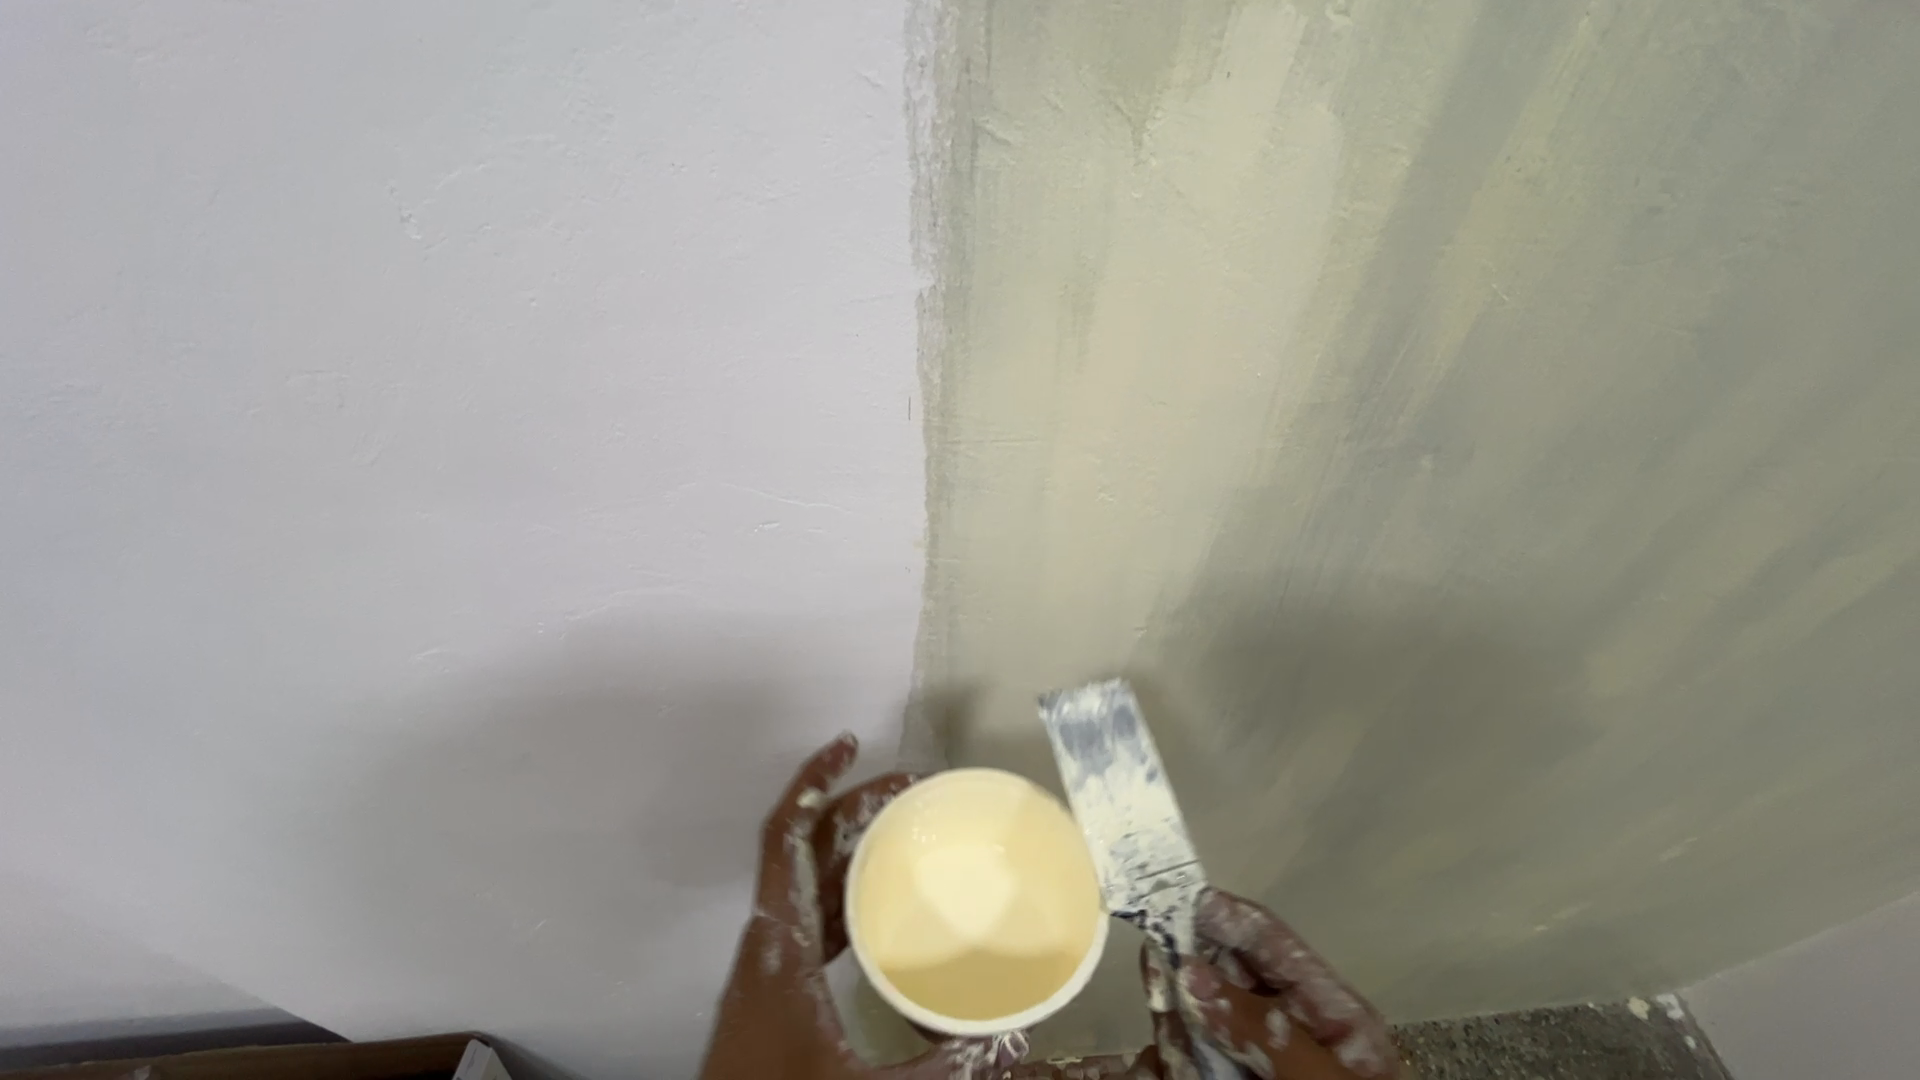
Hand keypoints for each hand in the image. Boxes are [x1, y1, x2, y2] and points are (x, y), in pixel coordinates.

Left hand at [699, 734, 1030, 1079]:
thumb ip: (939, 1062)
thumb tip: (1009, 1035)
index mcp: (779, 939)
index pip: (786, 836)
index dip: (812, 782)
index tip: (848, 746)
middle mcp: (773, 932)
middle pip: (806, 843)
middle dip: (853, 803)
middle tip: (910, 787)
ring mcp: (776, 953)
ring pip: (811, 874)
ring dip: (851, 842)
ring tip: (905, 823)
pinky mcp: (784, 976)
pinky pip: (817, 908)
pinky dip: (848, 884)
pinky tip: (885, 892)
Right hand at [1014, 890, 1399, 1079]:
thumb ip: (1263, 1029)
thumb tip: (1192, 971)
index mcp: (1331, 1017)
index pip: (1272, 946)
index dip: (1227, 915)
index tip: (1178, 893)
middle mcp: (1286, 1029)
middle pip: (1228, 974)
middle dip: (1189, 955)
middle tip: (1149, 931)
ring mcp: (1248, 1062)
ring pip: (1200, 1014)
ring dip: (1172, 1000)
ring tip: (1146, 973)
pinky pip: (1186, 1055)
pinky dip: (1166, 1043)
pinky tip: (1137, 1034)